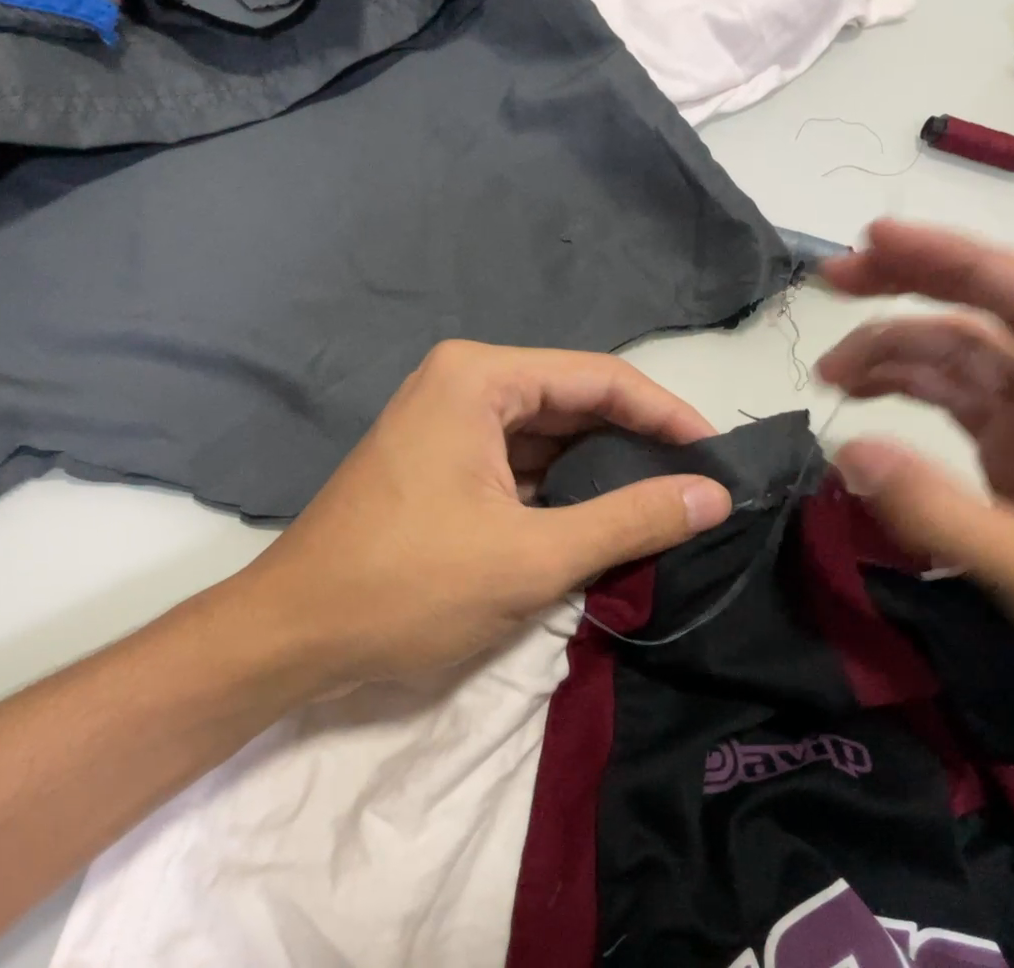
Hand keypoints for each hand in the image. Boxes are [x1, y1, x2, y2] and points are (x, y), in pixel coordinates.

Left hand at [229, 340, 733, 687]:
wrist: (294, 634)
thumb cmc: (408, 587)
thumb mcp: (533, 557)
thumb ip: (631, 520)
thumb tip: (714, 494)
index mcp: (479, 378)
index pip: (600, 379)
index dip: (666, 416)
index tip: (719, 459)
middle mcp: (461, 384)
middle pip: (574, 403)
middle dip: (636, 445)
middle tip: (698, 490)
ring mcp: (445, 424)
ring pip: (547, 438)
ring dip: (600, 472)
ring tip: (663, 509)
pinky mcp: (438, 465)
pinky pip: (518, 466)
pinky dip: (560, 492)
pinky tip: (599, 523)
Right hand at [816, 219, 1013, 725]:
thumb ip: (945, 515)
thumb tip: (844, 452)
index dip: (959, 264)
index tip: (878, 238)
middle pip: (1007, 309)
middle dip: (919, 285)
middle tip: (835, 278)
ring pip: (975, 350)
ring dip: (899, 346)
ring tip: (828, 368)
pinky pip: (963, 394)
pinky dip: (908, 387)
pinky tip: (860, 391)